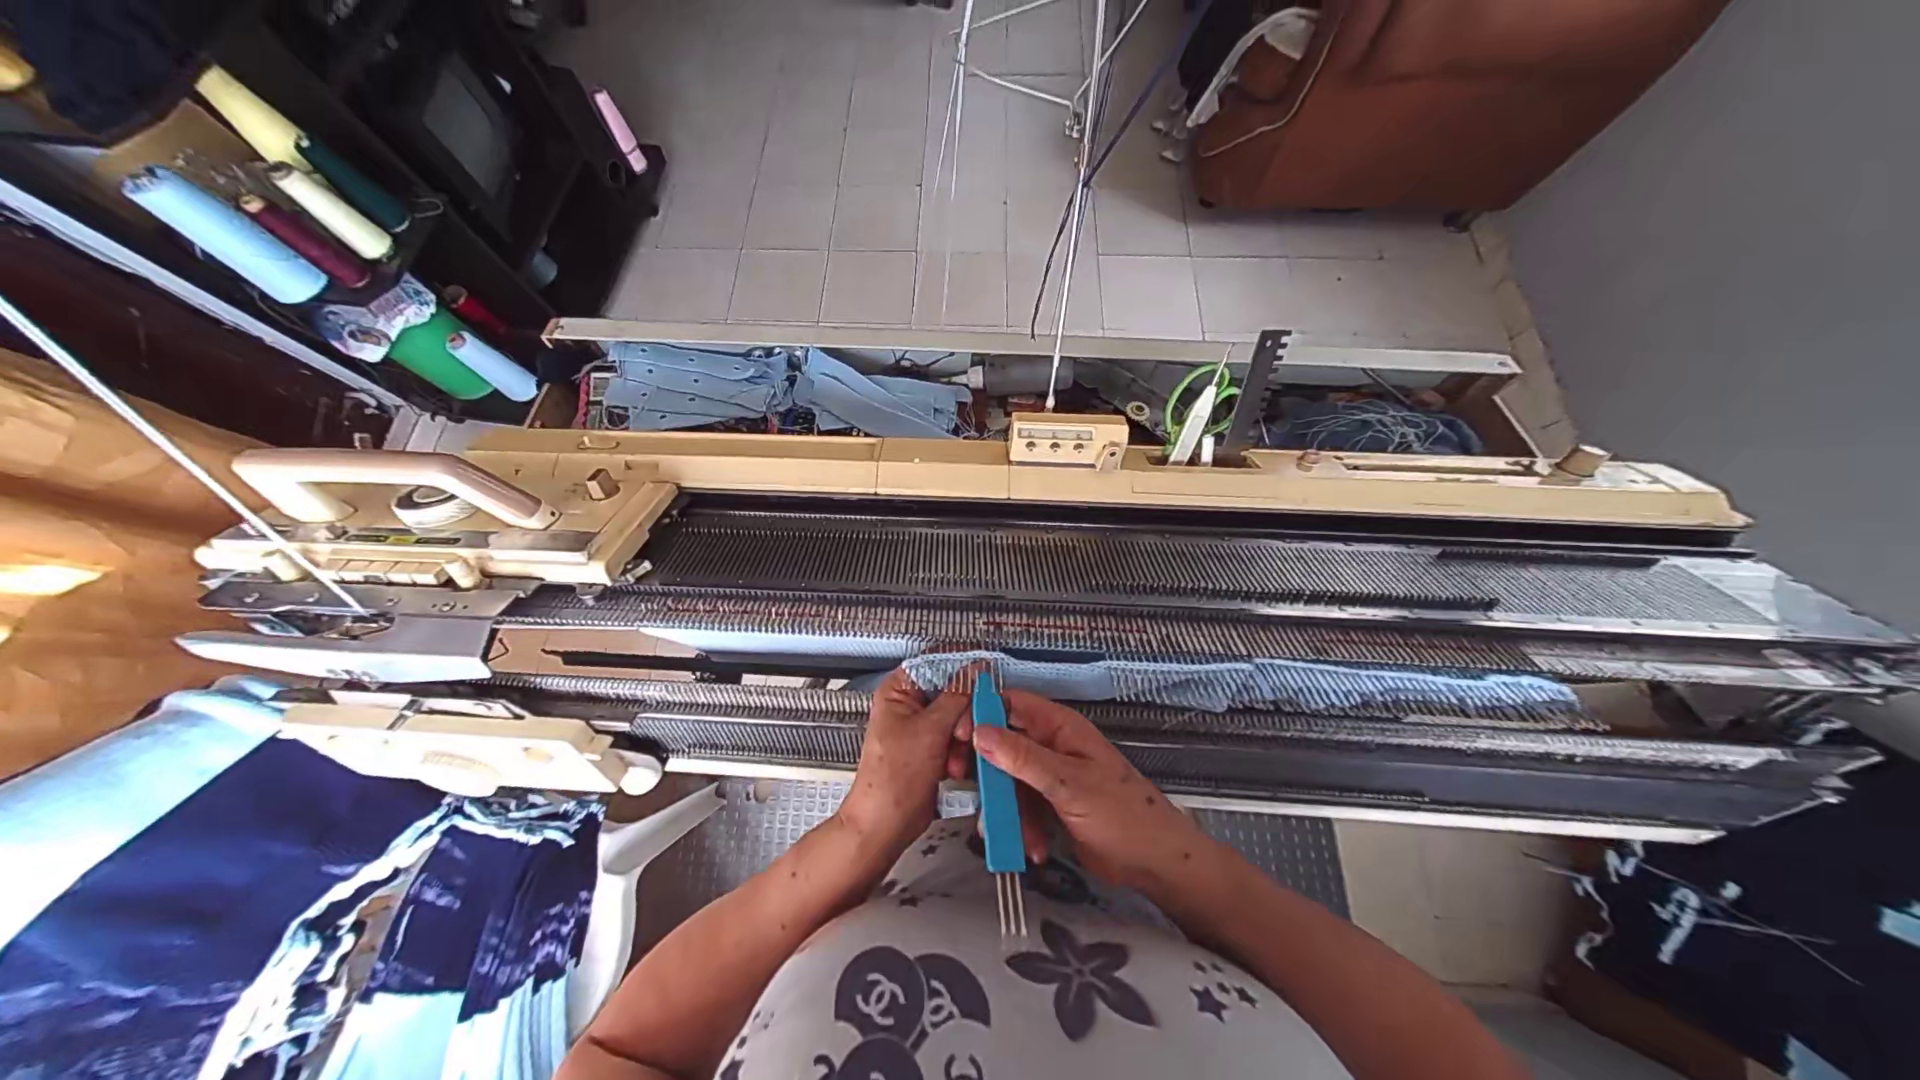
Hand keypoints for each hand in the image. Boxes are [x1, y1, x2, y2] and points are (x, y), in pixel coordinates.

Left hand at [836, 667, 975, 855]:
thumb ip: (957, 696)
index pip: (934, 662)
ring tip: (954, 755)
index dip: (960, 665)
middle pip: (951, 691)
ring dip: (963, 737)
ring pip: (958, 716)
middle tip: (963, 731)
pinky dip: (961, 751)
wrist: (887, 823)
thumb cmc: (890, 780)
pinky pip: (957, 738)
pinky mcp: (931, 749)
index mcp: (897, 691)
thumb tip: (974, 671)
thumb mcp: (930, 730)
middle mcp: (908, 706)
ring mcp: (920, 728)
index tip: (983, 671)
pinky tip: (953, 767)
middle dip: (962, 714)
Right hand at [972, 689, 1214, 891]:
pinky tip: (1035, 848)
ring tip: (1013, 835)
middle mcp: (1051, 746)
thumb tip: (981, 732)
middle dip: (988, 772)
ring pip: (1008, 782)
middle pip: (1003, 745)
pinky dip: (1022, 828)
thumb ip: (1023, 757)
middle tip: (972, 791)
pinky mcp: (1050, 805)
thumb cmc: (1123, 814)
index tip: (958, 736)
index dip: (982, 714)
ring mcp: (1050, 777)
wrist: (1154, 863)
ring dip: (1007, 810)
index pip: (1011, 704)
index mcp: (1060, 728)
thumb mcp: (1068, 783)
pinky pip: (1020, 808)